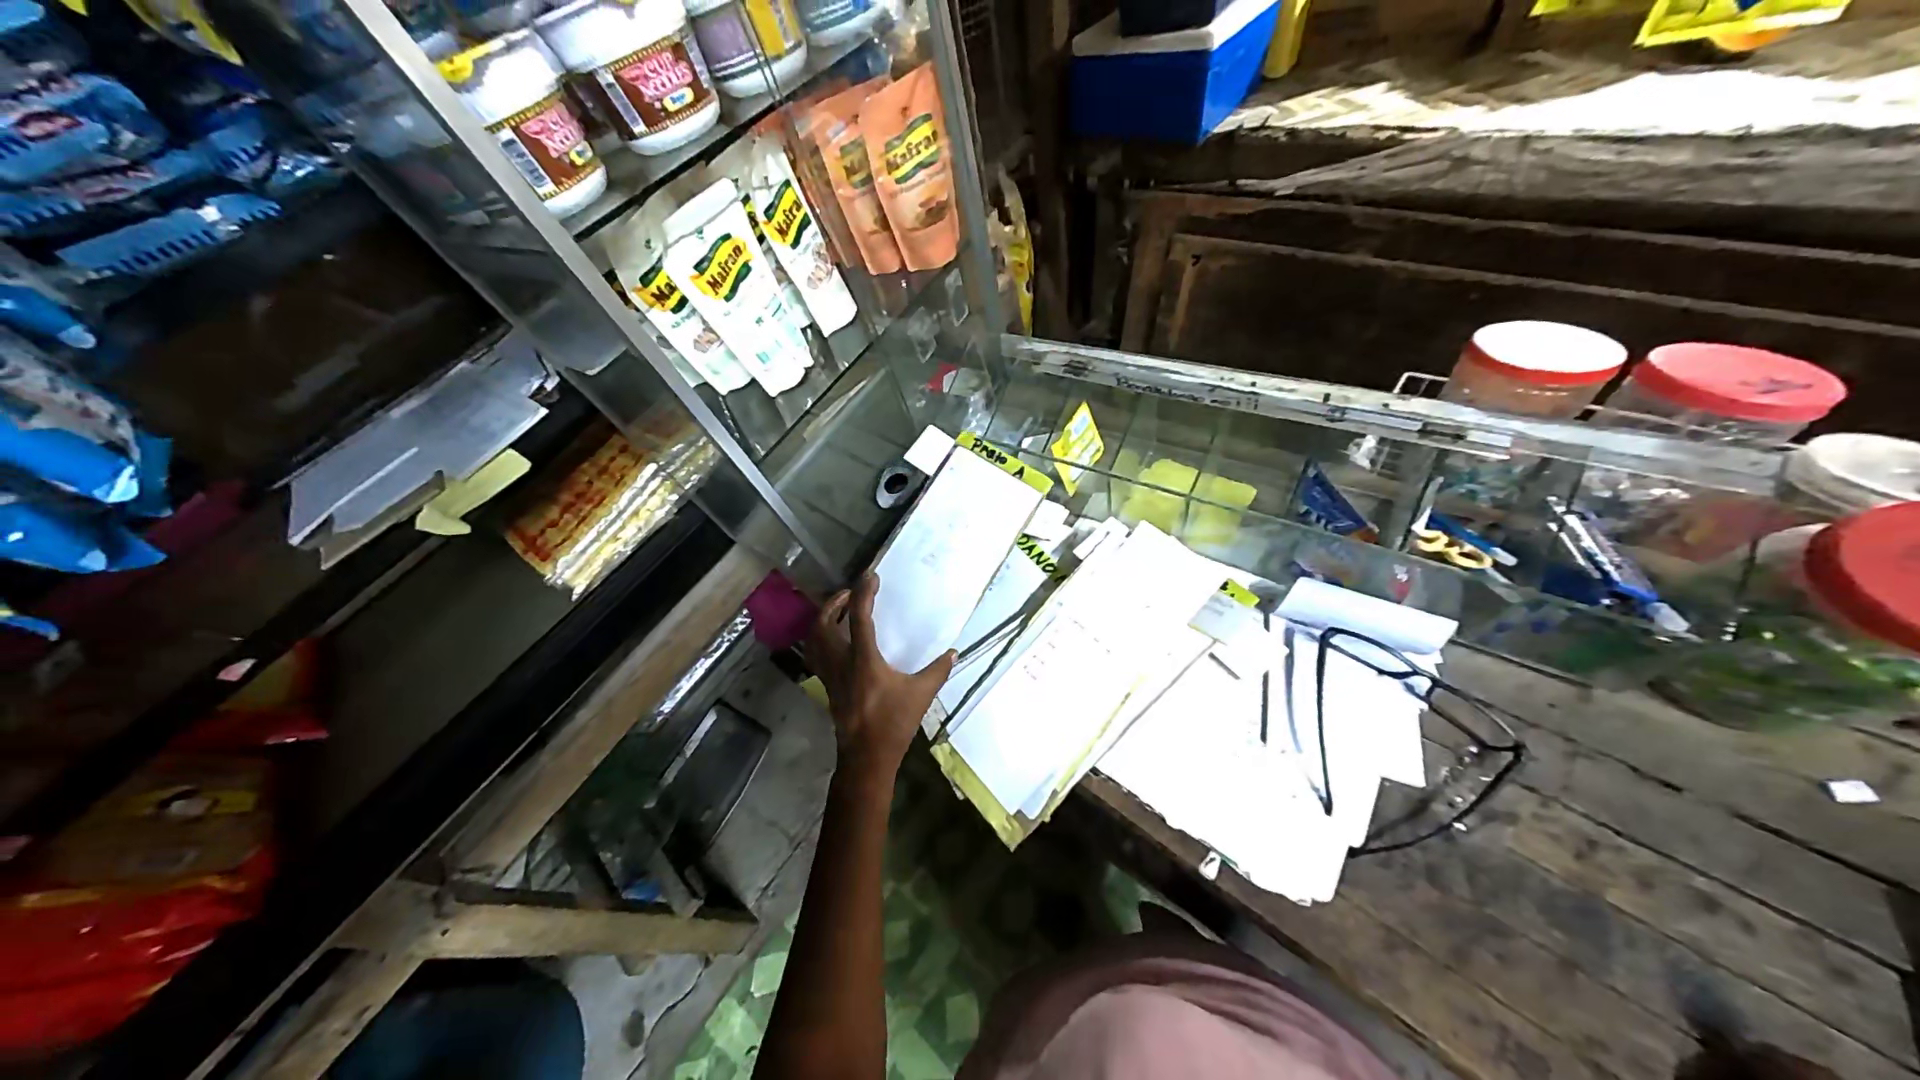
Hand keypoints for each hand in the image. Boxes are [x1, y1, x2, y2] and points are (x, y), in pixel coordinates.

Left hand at [805, 572, 954, 785]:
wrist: (866, 757)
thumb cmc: (893, 724)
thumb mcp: (921, 695)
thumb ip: (938, 670)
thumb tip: (953, 653)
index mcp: (864, 660)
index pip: (859, 617)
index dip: (864, 592)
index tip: (870, 576)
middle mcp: (841, 662)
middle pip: (824, 623)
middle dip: (835, 602)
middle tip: (851, 592)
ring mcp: (829, 674)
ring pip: (814, 637)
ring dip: (823, 618)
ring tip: (840, 610)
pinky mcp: (826, 685)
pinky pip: (815, 653)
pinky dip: (820, 637)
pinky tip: (834, 638)